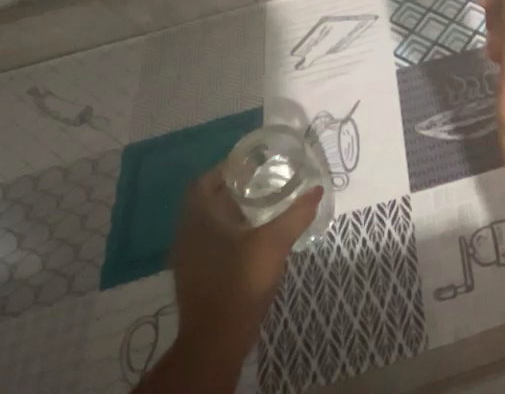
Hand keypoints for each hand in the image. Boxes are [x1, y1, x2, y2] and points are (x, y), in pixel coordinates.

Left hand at [168, 170, 319, 340]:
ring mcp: (189, 259)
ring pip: (209, 224)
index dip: (226, 169)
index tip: (253, 165)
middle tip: (265, 182)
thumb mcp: (274, 242)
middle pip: (207, 201)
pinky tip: (255, 240)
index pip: (203, 182)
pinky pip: (211, 244)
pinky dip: (231, 234)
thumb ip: (296, 214)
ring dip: (233, 213)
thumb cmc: (240, 281)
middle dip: (234, 190)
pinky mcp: (197, 277)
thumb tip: (317, 190)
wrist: (217, 339)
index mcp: (198, 219)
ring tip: (265, 208)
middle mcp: (187, 235)